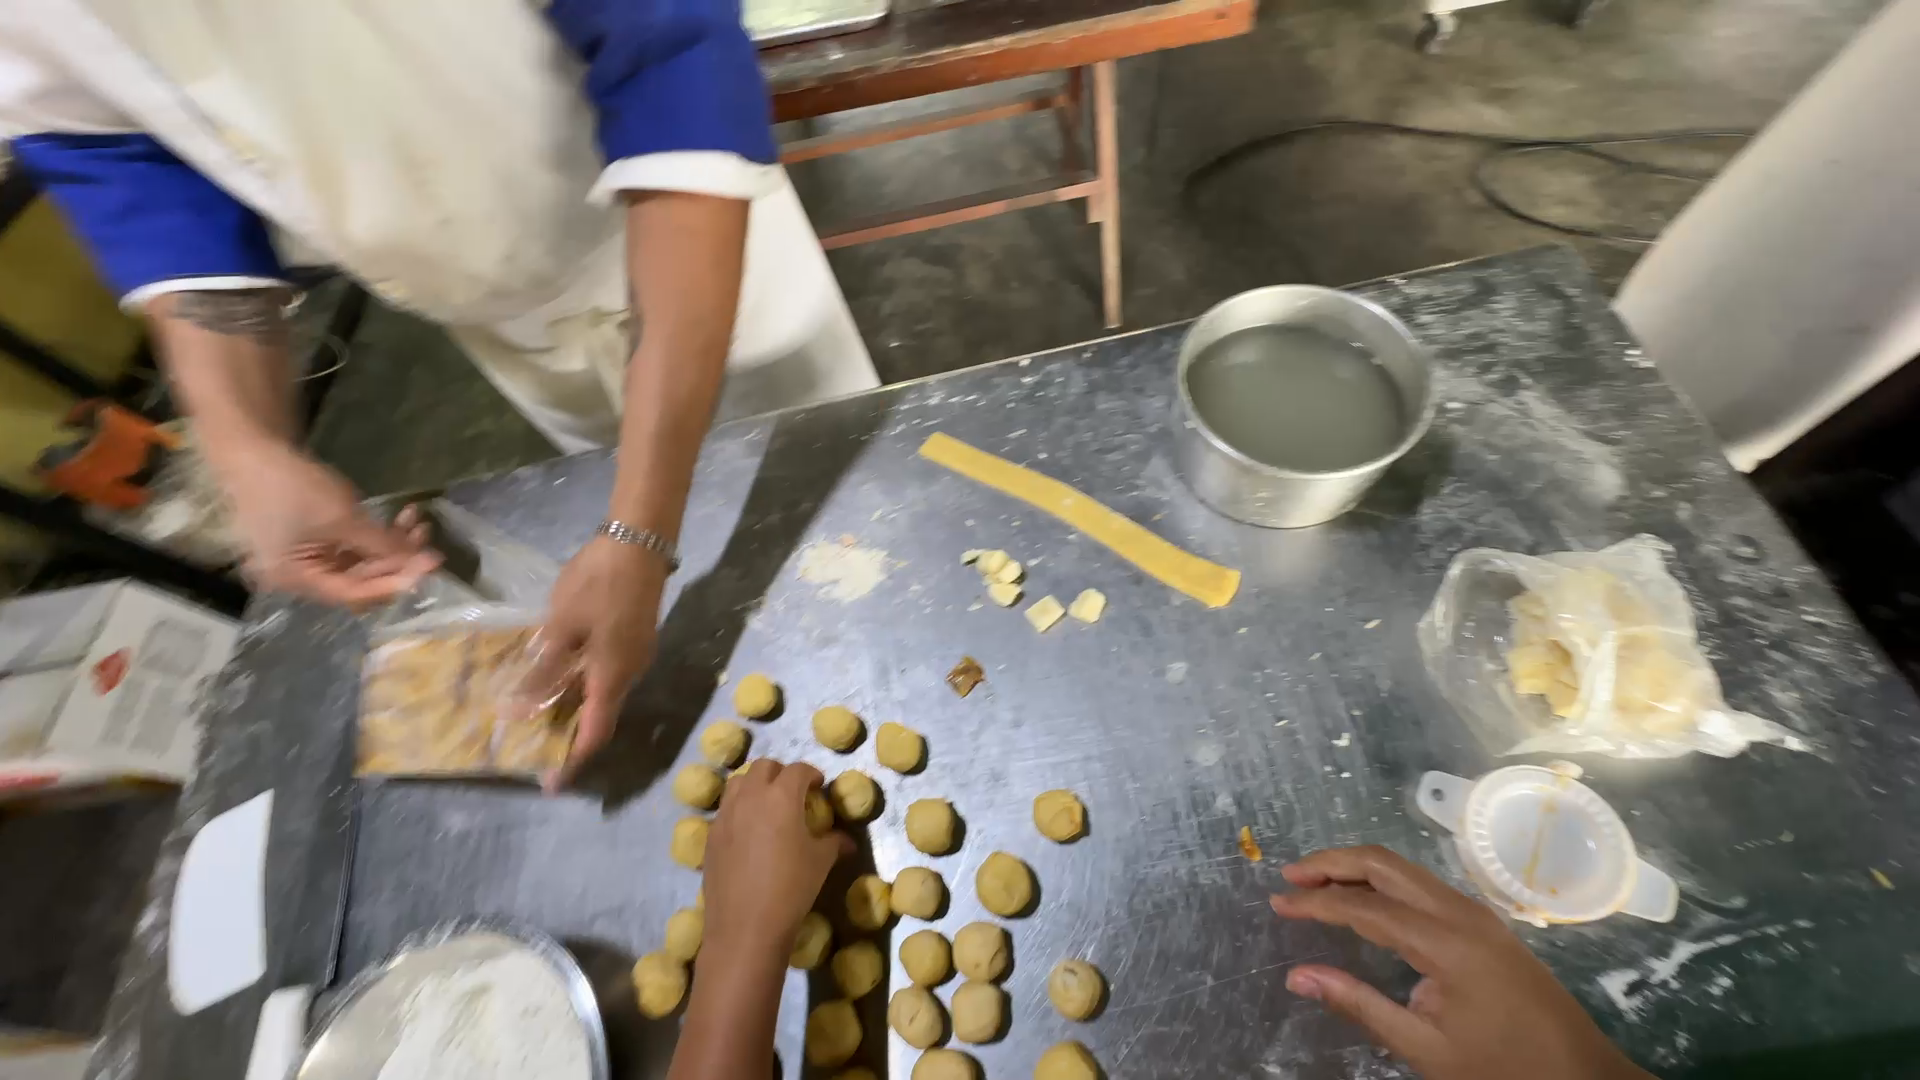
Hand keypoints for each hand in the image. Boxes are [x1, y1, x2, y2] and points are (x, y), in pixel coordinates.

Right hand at [224, 443, 438, 605]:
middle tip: (431, 545)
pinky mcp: (317, 541)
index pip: (354, 594)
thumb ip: (384, 547)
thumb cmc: (294, 488)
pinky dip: (379, 536)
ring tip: (420, 523)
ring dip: (395, 546)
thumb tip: (424, 564)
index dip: (396, 582)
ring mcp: (307, 558)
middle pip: (362, 579)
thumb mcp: (345, 520)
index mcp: (294, 578)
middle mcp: (298, 576)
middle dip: (399, 561)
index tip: (431, 567)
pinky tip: (406, 517)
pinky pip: (355, 547)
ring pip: (364, 562)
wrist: (256, 451)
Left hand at [538, 535, 667, 788]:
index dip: (573, 762)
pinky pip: (608, 670)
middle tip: (531, 742)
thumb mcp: (560, 628)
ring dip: (574, 704)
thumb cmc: (597, 586)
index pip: (595, 734)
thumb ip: (543, 671)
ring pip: (604, 690)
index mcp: (612, 676)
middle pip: (602, 714)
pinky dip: (583, 681)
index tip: (550, 784)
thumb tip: (521, 711)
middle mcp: (631, 672)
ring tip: (536, 706)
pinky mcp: (636, 635)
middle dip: (569, 732)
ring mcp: (637, 652)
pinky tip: (558, 670)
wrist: (639, 545)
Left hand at [705, 761, 852, 959]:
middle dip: (781, 773)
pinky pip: (725, 809)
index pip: (798, 769)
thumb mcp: (821, 861)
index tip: (818, 787)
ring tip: (767, 805)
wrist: (745, 928)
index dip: (811, 774)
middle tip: (793, 792)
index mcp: (782, 796)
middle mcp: (751, 797)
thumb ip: (834, 842)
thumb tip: (847, 841)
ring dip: (755, 785)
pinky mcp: (710, 836)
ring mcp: (726, 815)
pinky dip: (738, 809)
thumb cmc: (791, 888)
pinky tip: (748, 832)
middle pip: (764, 767)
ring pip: (739, 782)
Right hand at [1270, 846, 1652, 1079]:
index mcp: (1445, 942)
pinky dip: (1378, 878)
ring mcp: (1473, 911)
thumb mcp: (1427, 1049)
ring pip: (1400, 866)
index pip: (1362, 906)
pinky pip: (1417, 881)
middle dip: (1330, 863)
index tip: (1277, 903)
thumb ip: (1359, 1005)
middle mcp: (1458, 911)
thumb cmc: (1505, 1069)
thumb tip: (1296, 976)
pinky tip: (1361, 896)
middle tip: (1289, 877)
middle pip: (1381, 863)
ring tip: (1314, 881)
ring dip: (1353, 866)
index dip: (1315, 902)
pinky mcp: (1480, 919)